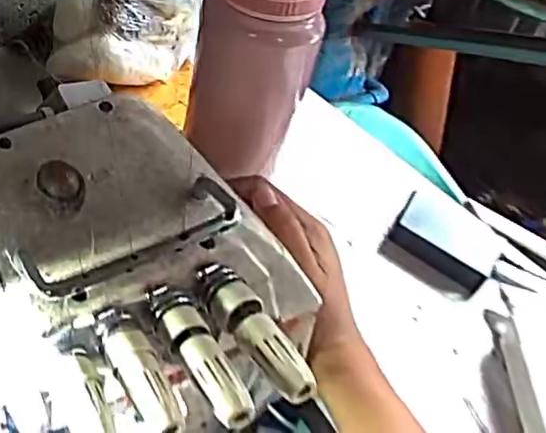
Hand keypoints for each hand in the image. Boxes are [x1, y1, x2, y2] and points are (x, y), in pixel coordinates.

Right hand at [229, 176, 360, 360]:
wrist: (330, 356)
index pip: (266, 189)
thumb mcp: (304, 268)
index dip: (238, 189)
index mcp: (310, 228)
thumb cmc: (323, 318)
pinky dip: (246, 236)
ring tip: (222, 232)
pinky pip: (261, 235)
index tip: (216, 198)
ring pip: (260, 217)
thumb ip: (285, 228)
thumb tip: (263, 193)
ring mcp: (296, 245)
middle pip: (261, 200)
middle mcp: (305, 232)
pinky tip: (237, 250)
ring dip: (241, 220)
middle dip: (237, 203)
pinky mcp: (287, 259)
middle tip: (214, 216)